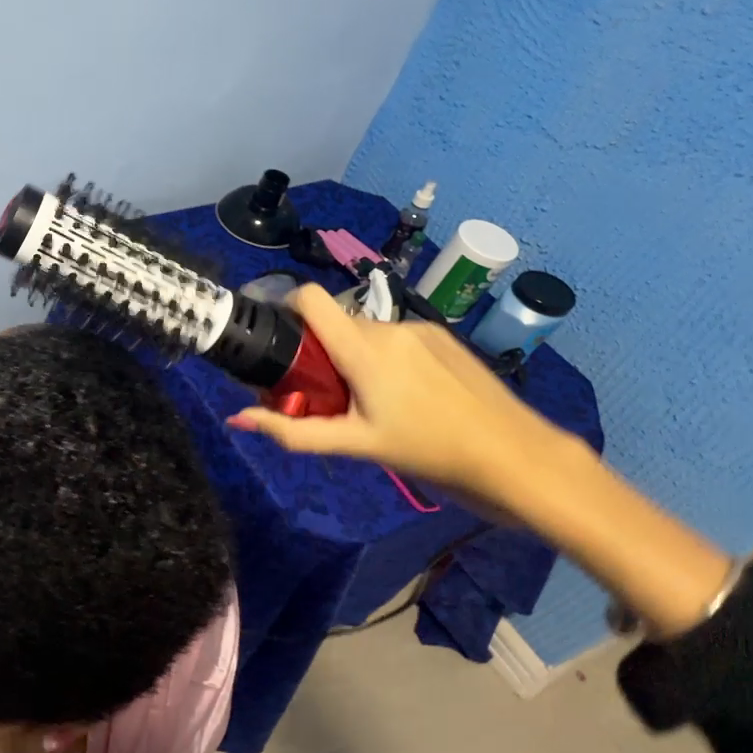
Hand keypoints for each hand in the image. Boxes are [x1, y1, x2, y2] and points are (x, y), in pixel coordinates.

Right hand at [229, 285, 577, 510]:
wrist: (512, 454)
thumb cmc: (427, 450)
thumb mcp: (356, 445)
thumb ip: (295, 432)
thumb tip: (239, 420)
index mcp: (363, 349)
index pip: (311, 298)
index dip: (286, 307)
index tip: (279, 339)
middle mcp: (389, 327)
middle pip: (336, 325)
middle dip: (321, 353)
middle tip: (326, 398)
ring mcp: (420, 330)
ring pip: (367, 334)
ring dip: (355, 359)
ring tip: (372, 404)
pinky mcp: (444, 338)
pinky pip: (397, 339)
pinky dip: (386, 360)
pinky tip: (406, 397)